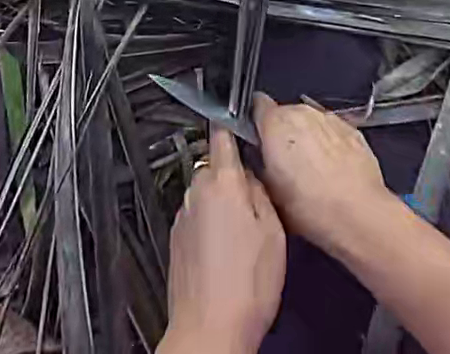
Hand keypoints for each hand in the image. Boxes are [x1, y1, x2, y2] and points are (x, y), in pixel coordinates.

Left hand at [163, 128, 284, 353]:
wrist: (209, 333)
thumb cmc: (245, 287)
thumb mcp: (273, 232)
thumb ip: (262, 192)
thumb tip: (253, 176)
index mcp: (223, 183)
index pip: (222, 135)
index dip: (231, 123)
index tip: (239, 117)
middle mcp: (198, 193)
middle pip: (216, 167)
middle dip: (234, 176)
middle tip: (257, 201)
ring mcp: (184, 216)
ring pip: (207, 193)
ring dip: (222, 203)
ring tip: (243, 236)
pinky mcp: (176, 239)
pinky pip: (197, 217)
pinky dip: (210, 225)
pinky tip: (227, 253)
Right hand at [252, 93, 391, 252]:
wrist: (358, 213)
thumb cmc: (310, 206)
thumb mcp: (268, 192)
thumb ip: (259, 164)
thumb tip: (258, 158)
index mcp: (275, 123)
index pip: (257, 104)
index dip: (255, 119)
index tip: (256, 134)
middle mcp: (302, 112)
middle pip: (284, 114)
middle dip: (282, 134)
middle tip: (284, 164)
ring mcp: (329, 118)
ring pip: (309, 122)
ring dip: (307, 138)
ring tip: (311, 171)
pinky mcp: (351, 129)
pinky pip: (332, 131)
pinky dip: (329, 144)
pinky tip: (333, 170)